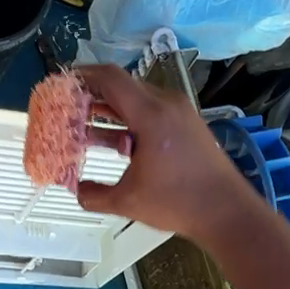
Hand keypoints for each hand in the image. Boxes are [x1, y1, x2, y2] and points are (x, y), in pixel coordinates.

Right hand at [74, 64, 267, 244]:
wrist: (227, 211)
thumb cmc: (178, 203)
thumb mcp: (127, 201)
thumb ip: (93, 195)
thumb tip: (76, 189)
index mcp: (151, 114)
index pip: (111, 78)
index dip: (83, 76)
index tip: (62, 85)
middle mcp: (166, 104)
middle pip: (122, 86)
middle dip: (91, 97)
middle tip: (67, 112)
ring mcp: (180, 112)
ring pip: (136, 100)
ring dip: (109, 111)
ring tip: (83, 130)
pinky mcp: (187, 124)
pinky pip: (150, 112)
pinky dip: (128, 121)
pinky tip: (114, 144)